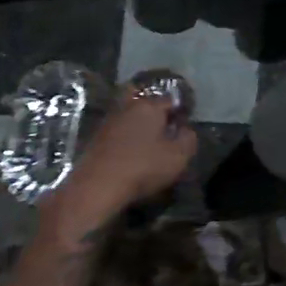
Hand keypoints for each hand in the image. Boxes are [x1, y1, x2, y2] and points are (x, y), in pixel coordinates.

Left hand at [46, 94, 196, 226]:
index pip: (170, 100)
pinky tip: (130, 151)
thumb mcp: (178, 157)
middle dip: (155, 112)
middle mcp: (127, 106)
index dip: (179, 112)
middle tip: (164, 130)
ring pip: (129, 115)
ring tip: (148, 142)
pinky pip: (117, 129)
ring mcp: (109, 120)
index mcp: (149, 106)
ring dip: (138, 124)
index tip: (184, 126)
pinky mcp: (96, 136)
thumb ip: (188, 139)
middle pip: (145, 103)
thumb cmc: (144, 167)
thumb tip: (186, 129)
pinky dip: (125, 136)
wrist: (98, 185)